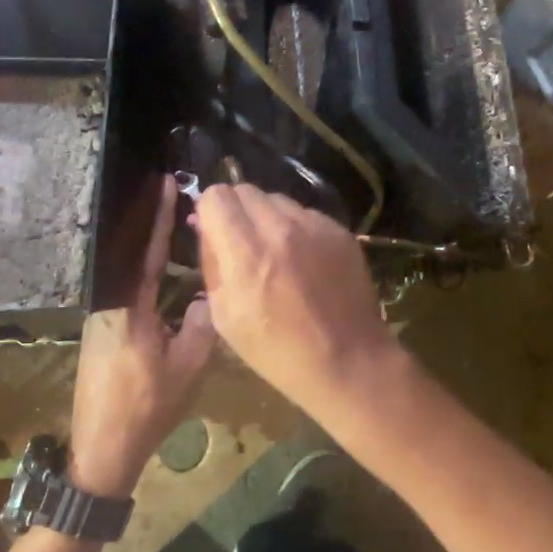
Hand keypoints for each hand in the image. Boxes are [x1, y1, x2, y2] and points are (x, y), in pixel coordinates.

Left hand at [69, 175, 216, 497]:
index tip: (164, 182)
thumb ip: (201, 323)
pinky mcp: (100, 331)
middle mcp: (109, 304)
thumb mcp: (188, 367)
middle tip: (172, 194)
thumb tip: (206, 293)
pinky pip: (124, 290)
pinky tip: (160, 270)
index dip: (157, 215)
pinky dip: (142, 272)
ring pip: (127, 273)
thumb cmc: (148, 408)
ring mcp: (101, 317)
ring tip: (171, 225)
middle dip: (151, 222)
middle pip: (131, 254)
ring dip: (147, 248)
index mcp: (129, 307)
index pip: (146, 251)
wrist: (102, 448)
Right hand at [194, 184, 396, 413]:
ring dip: (267, 217)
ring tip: (275, 252)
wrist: (348, 361)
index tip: (214, 232)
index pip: (215, 196)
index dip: (209, 212)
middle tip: (241, 243)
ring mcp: (314, 226)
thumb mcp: (224, 316)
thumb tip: (204, 227)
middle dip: (236, 211)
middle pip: (245, 190)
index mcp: (246, 253)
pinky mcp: (339, 230)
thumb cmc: (277, 350)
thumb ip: (211, 263)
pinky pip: (305, 213)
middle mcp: (280, 229)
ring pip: (276, 199)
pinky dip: (296, 228)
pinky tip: (303, 260)